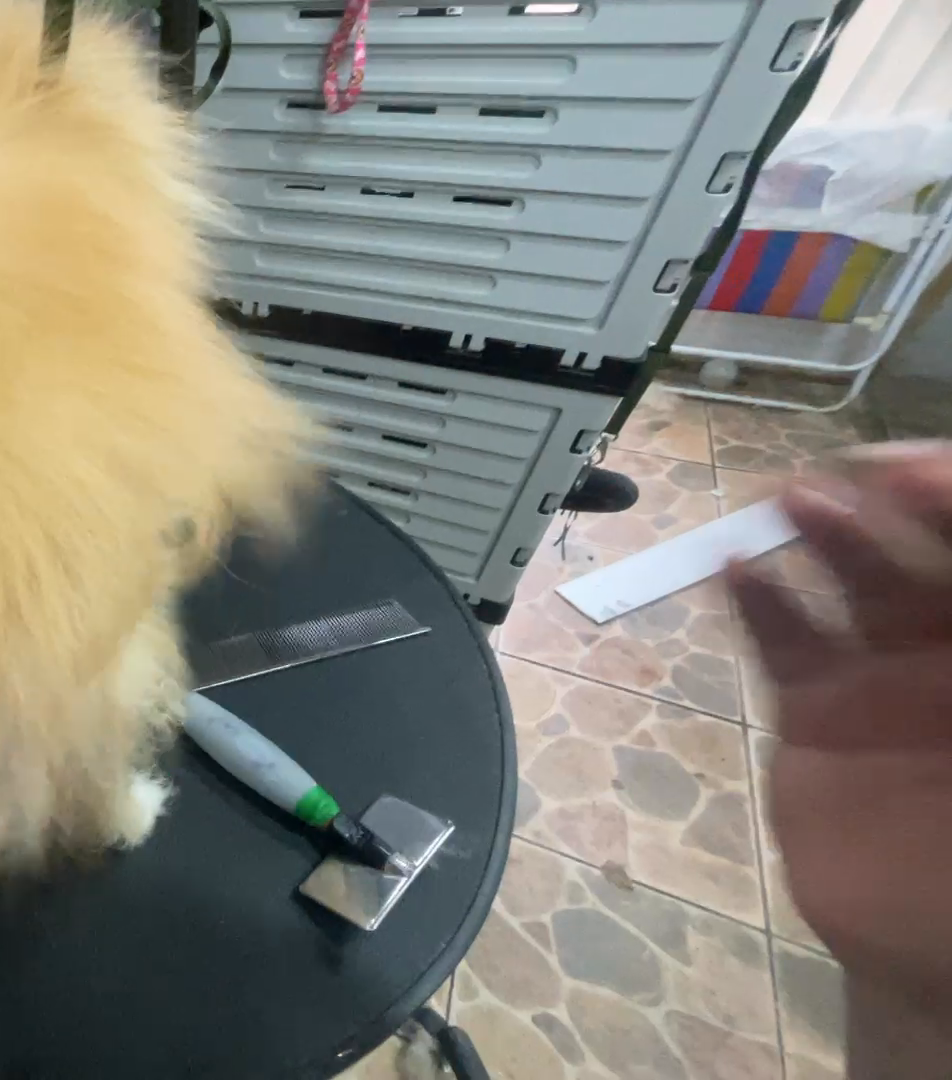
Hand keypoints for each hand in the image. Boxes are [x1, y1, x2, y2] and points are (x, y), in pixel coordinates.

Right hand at [728, 442, 951, 1013]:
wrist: (942, 953)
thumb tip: (937, 557)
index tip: (915, 472)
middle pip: (935, 564)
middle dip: (899, 511)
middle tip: (848, 472)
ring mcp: (895, 686)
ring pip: (857, 592)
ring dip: (825, 542)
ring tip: (789, 502)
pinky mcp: (820, 715)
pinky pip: (784, 648)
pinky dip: (756, 607)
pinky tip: (736, 572)